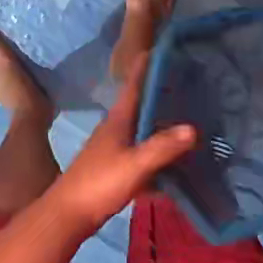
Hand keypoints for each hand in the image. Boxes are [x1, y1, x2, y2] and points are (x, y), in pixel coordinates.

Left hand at [46, 65, 196, 232]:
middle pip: (141, 104)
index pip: (134, 83)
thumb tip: (193, 127)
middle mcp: (116, 128)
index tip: (165, 48)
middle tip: (191, 84)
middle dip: (162, 94)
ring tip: (191, 120)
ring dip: (162, 125)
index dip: (146, 65)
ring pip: (143, 130)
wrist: (68, 214)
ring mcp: (115, 148)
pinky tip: (178, 162)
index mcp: (118, 119)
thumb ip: (162, 147)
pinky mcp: (117, 169)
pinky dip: (159, 154)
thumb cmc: (99, 183)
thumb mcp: (134, 164)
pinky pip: (144, 154)